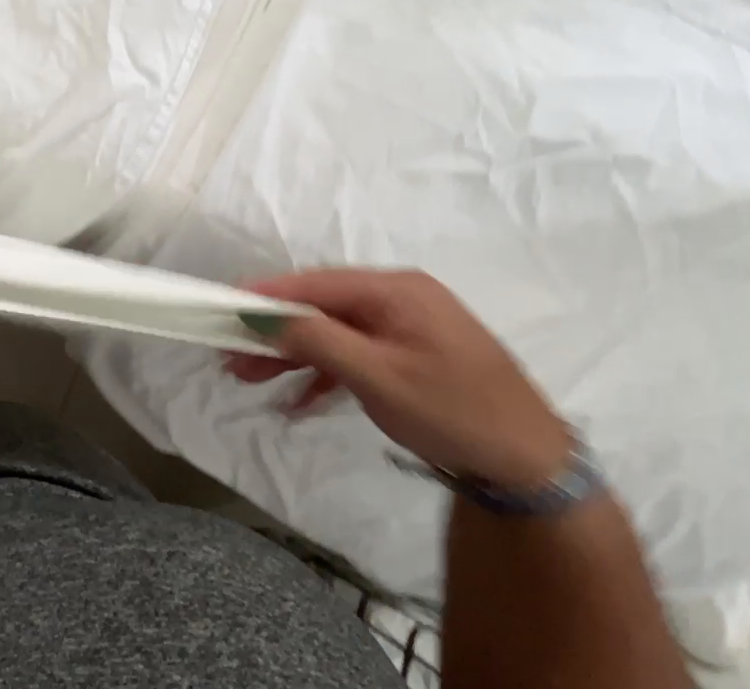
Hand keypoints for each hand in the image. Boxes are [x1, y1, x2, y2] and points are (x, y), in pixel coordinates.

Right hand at [227, 268, 572, 489]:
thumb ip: (316, 340)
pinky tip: (297, 402)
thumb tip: (260, 315)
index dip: (262, 296)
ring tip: (247, 379)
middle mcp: (397, 298)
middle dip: (272, 332)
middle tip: (228, 358)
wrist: (530, 465)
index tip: (219, 309)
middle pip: (318, 307)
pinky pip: (353, 355)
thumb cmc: (452, 412)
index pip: (312, 284)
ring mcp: (404, 328)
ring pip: (332, 332)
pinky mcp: (408, 356)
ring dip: (291, 355)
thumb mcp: (377, 376)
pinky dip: (323, 374)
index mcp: (394, 291)